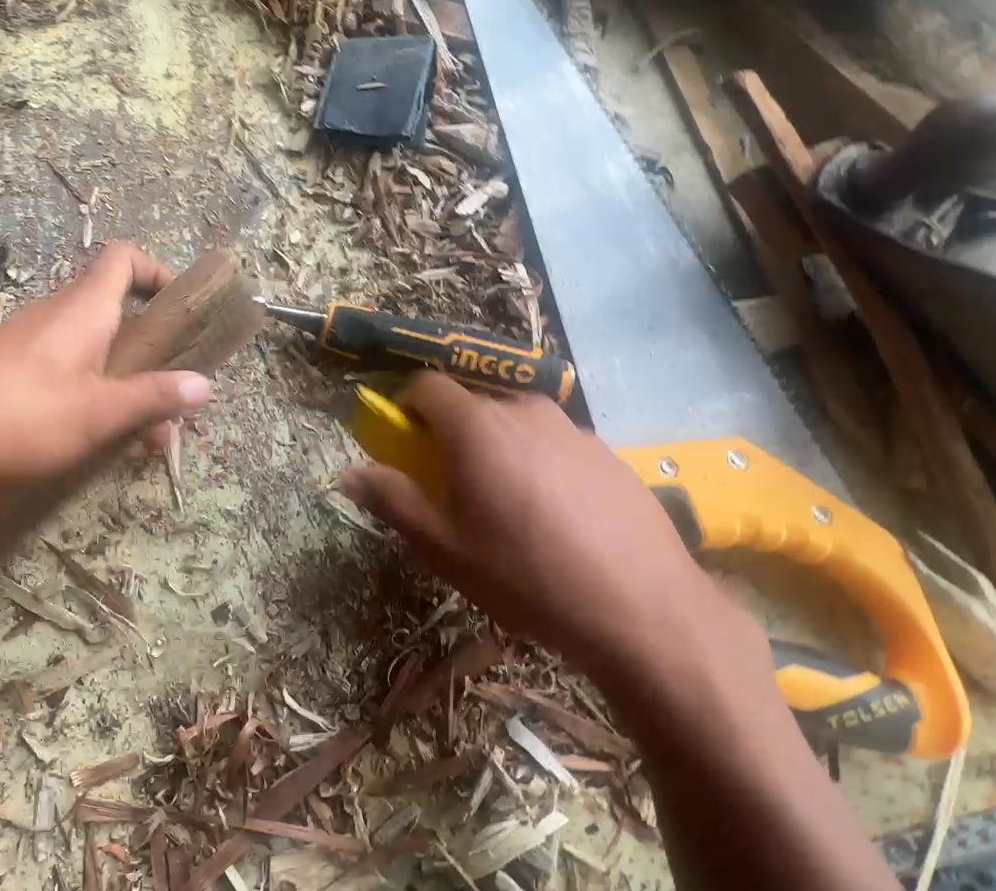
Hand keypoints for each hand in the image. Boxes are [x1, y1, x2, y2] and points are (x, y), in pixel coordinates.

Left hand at [0, 242, 213, 488]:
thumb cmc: (23, 417)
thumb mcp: (98, 413)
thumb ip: (152, 397)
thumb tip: (207, 385)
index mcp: (81, 309)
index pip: (121, 257)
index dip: (155, 268)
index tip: (178, 305)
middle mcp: (52, 312)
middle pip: (108, 304)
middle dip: (144, 340)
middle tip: (166, 384)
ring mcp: (23, 337)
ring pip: (84, 341)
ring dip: (116, 372)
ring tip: (134, 426)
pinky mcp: (2, 365)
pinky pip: (57, 362)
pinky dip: (83, 385)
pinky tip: (85, 431)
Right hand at [341, 372, 761, 685]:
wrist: (645, 610)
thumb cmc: (525, 575)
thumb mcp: (443, 546)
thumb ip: (393, 500)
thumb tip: (351, 472)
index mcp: (477, 426)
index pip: (427, 386)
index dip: (408, 410)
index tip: (408, 449)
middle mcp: (526, 412)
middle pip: (474, 407)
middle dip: (454, 438)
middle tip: (457, 493)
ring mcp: (577, 431)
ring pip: (519, 428)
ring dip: (502, 452)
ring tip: (512, 512)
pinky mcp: (613, 456)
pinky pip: (559, 449)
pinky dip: (544, 469)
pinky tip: (561, 524)